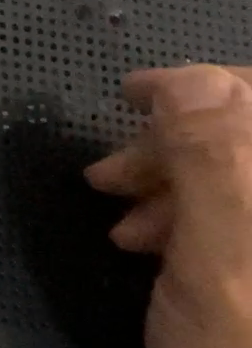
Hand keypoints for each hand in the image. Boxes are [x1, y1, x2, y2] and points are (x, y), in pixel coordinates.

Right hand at [86, 65, 251, 347]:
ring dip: (181, 182)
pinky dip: (196, 214)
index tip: (131, 95)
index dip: (204, 88)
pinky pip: (242, 211)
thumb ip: (215, 167)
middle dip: (180, 144)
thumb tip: (192, 84)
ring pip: (247, 175)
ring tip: (127, 218)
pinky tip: (160, 243)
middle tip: (110, 177)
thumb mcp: (223, 263)